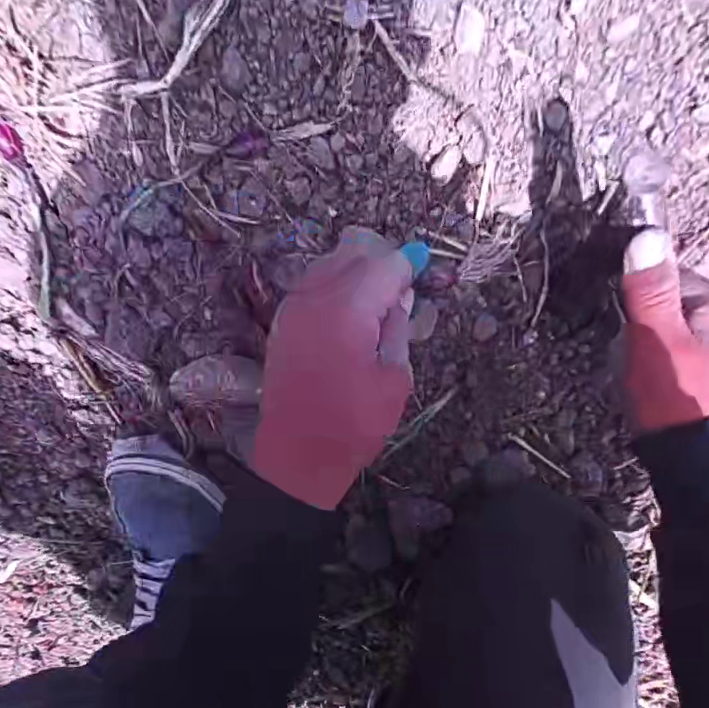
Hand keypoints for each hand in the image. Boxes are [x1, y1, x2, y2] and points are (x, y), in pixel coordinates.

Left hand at [252, 227, 415, 508]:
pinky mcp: (283, 321)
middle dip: (383, 263)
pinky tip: (351, 313)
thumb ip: (398, 330)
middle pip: (354, 252)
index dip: (409, 266)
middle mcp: (316, 298)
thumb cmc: (355, 425)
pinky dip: (336, 285)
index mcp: (348, 311)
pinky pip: (313, 283)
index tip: (425, 271)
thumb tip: (402, 298)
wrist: (299, 454)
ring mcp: (294, 307)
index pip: (386, 265)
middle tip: (402, 291)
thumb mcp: (394, 381)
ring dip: (358, 271)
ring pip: (331, 262)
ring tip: (378, 304)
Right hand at [618, 229, 708, 434]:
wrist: (690, 459)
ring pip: (662, 325)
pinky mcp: (703, 364)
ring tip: (643, 373)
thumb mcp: (657, 338)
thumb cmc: (675, 397)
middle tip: (638, 357)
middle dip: (641, 326)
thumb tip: (646, 235)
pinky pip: (667, 345)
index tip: (630, 329)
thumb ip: (651, 290)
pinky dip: (652, 358)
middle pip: (664, 301)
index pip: (667, 276)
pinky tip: (650, 380)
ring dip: (643, 345)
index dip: (638, 300)